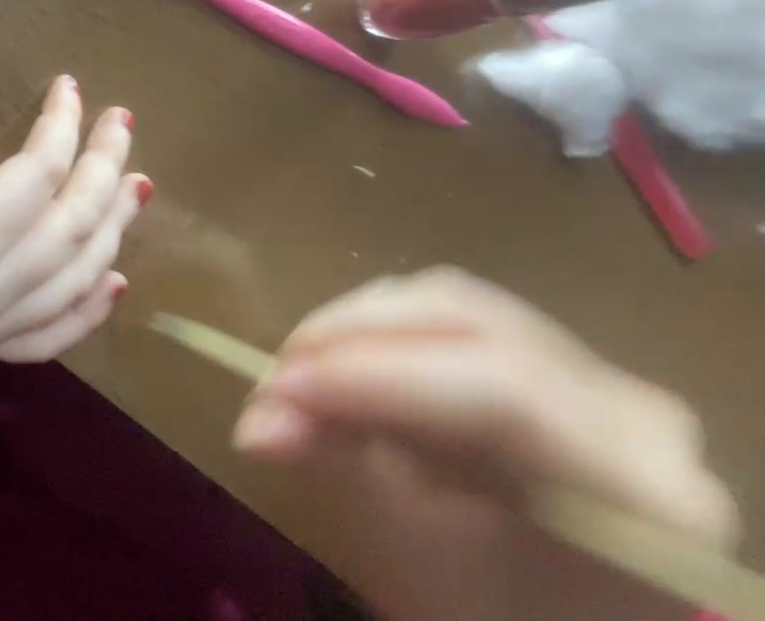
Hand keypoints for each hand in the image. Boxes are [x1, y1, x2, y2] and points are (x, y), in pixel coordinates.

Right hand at [0, 74, 149, 361]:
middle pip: (69, 225)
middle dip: (102, 165)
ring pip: (76, 276)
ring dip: (113, 225)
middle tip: (119, 122)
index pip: (33, 179)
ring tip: (133, 181)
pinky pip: (52, 336)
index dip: (60, 129)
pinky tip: (110, 279)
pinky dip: (90, 307)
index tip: (70, 87)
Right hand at [236, 267, 737, 620]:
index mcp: (634, 494)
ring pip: (455, 303)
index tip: (279, 387)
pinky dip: (382, 332)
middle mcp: (639, 418)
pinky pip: (457, 318)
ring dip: (358, 328)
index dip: (375, 376)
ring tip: (299, 370)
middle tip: (275, 375)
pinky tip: (345, 368)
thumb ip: (334, 462)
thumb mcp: (402, 552)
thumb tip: (255, 423)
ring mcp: (605, 382)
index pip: (501, 392)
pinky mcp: (561, 366)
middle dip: (350, 336)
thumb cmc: (483, 608)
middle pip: (470, 325)